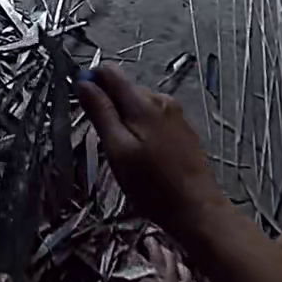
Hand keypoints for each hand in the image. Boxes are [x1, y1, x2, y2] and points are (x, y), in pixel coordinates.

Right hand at [77, 64, 227, 235]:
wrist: (198, 210)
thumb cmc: (153, 185)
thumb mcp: (118, 150)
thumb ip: (101, 112)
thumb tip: (83, 82)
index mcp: (142, 102)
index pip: (110, 72)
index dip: (92, 81)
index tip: (85, 104)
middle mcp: (160, 99)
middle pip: (124, 88)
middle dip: (110, 105)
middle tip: (108, 140)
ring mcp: (174, 113)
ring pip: (138, 103)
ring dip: (126, 118)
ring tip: (127, 152)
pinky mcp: (182, 128)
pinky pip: (153, 116)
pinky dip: (143, 127)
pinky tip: (146, 154)